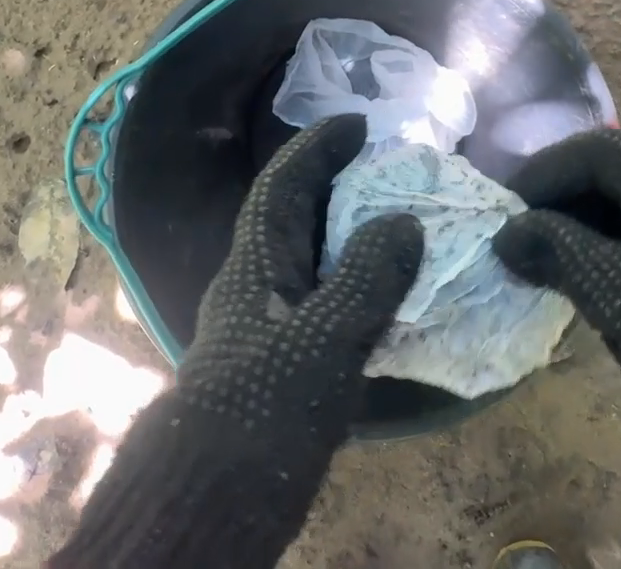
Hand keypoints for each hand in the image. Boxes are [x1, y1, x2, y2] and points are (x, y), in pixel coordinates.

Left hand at [174, 112, 424, 445]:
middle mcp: (256, 284)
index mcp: (255, 265)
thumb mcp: (325, 338)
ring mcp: (268, 324)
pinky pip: (326, 299)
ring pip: (312, 259)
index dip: (316, 148)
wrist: (215, 498)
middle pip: (296, 217)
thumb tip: (405, 221)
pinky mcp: (284, 360)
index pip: (282, 185)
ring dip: (349, 233)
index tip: (356, 123)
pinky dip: (357, 283)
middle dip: (336, 184)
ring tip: (397, 219)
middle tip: (386, 168)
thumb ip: (367, 278)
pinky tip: (388, 294)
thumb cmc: (265, 407)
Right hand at [492, 128, 620, 426]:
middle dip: (561, 197)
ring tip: (547, 255)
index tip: (507, 204)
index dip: (543, 173)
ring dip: (584, 221)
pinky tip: (590, 275)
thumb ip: (556, 251)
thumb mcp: (614, 292)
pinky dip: (611, 243)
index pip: (594, 152)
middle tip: (523, 230)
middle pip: (613, 172)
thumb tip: (507, 233)